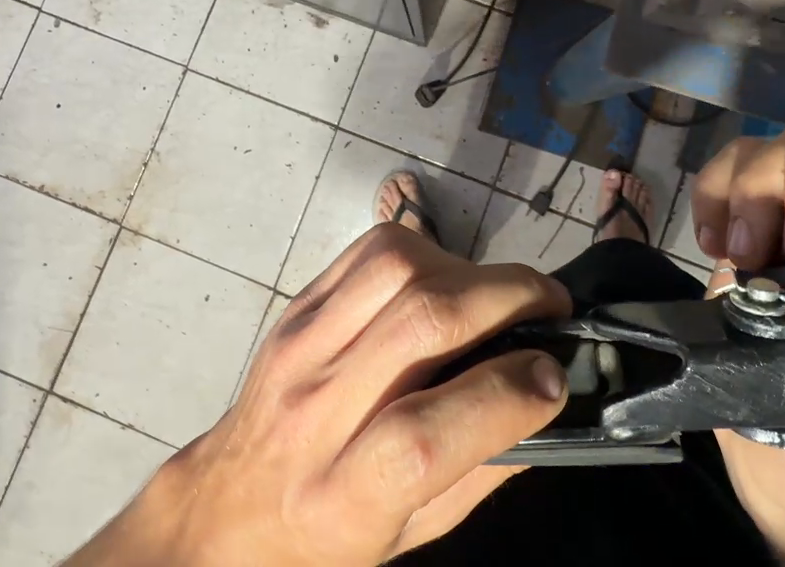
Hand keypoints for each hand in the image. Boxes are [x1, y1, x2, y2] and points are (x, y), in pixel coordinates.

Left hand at [66, 224, 570, 566]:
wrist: (231, 504)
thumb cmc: (331, 530)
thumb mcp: (412, 533)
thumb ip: (481, 470)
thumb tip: (547, 392)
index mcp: (345, 496)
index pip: (423, 433)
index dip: (504, 394)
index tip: (553, 373)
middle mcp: (314, 412)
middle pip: (419, 325)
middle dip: (506, 300)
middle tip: (549, 305)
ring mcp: (299, 346)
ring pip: (395, 270)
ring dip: (468, 269)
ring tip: (498, 293)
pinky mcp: (297, 305)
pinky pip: (371, 251)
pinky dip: (426, 251)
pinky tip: (447, 277)